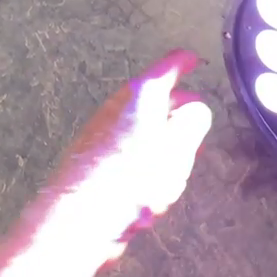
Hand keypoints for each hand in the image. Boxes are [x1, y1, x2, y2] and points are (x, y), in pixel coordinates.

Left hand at [30, 50, 213, 265]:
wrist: (79, 216)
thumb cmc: (131, 179)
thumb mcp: (176, 149)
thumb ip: (192, 124)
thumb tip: (197, 109)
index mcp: (141, 96)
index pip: (166, 68)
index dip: (183, 62)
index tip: (192, 59)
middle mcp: (119, 106)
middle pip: (154, 98)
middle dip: (178, 109)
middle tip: (195, 120)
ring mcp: (104, 132)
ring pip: (143, 126)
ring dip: (164, 140)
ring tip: (178, 163)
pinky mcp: (95, 159)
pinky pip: (129, 150)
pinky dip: (146, 160)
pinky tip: (151, 187)